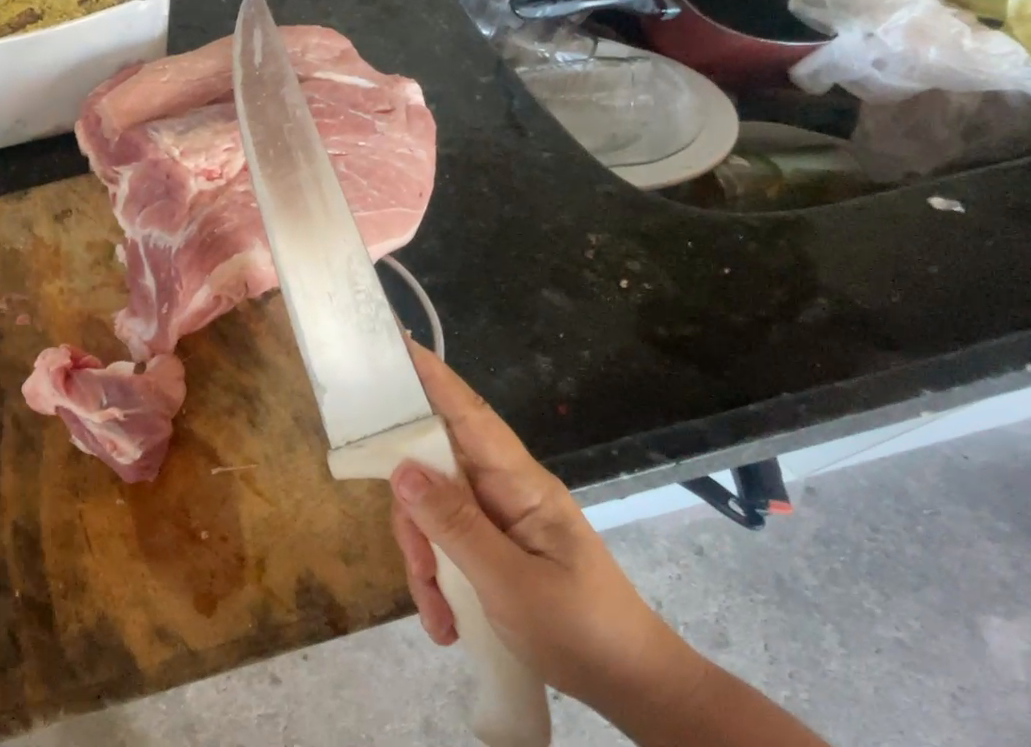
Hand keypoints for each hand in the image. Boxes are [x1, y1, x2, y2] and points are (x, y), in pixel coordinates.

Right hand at [388, 341, 696, 713]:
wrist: (635, 688)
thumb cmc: (582, 631)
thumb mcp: (510, 583)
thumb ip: (454, 524)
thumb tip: (401, 469)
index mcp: (521, 485)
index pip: (469, 414)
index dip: (432, 378)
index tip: (395, 342)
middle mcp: (505, 490)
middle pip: (433, 473)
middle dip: (415, 521)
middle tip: (419, 571)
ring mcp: (499, 519)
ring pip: (433, 514)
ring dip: (426, 563)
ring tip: (441, 616)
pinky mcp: (494, 547)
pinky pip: (446, 544)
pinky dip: (439, 581)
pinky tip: (448, 621)